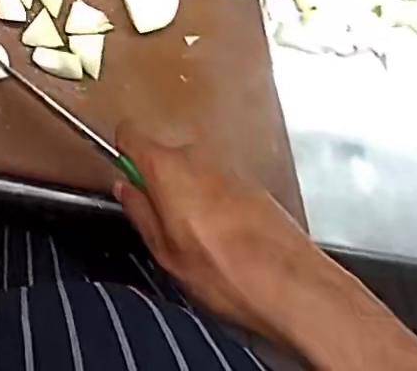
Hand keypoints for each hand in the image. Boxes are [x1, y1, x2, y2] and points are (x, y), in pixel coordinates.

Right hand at [113, 123, 330, 339]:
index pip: (129, 133)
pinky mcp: (248, 178)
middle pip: (161, 155)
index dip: (123, 153)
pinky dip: (215, 201)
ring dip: (189, 194)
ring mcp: (224, 164)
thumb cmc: (229, 271)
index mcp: (165, 166)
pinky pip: (216, 181)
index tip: (126, 177)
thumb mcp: (166, 252)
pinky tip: (225, 239)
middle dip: (159, 183)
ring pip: (190, 170)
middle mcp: (194, 154)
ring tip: (200, 240)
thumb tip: (125, 189)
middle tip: (164, 224)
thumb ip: (138, 211)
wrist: (293, 283)